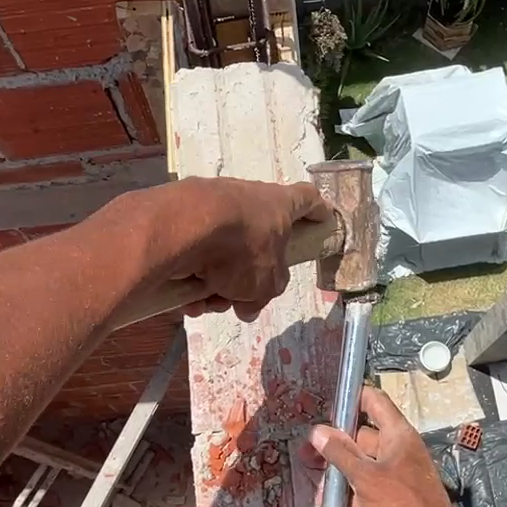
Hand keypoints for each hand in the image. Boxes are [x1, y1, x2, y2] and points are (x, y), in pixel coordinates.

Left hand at [147, 178, 329, 320]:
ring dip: (218, 285)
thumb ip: (265, 294)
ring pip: (223, 255)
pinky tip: (189, 300)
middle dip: (248, 278)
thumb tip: (248, 307)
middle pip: (257, 242)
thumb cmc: (243, 248)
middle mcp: (247, 199)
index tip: (324, 218)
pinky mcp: (182, 218)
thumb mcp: (267, 284)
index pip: (307, 200)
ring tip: (209, 303)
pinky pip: (195, 256)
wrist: (185, 227)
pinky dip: (193, 280)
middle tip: (241, 301)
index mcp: (279, 205)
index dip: (317, 211)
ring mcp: (213, 206)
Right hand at [306, 386, 476, 506]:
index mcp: (398, 435)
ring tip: (314, 477)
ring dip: (342, 469)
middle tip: (308, 451)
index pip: (374, 401)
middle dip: (337, 442)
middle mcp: (400, 450)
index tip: (326, 410)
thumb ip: (341, 453)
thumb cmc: (401, 506)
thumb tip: (318, 430)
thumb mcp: (366, 477)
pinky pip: (370, 486)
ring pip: (365, 463)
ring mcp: (399, 474)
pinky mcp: (396, 498)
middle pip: (365, 435)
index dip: (351, 399)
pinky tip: (331, 502)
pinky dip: (352, 491)